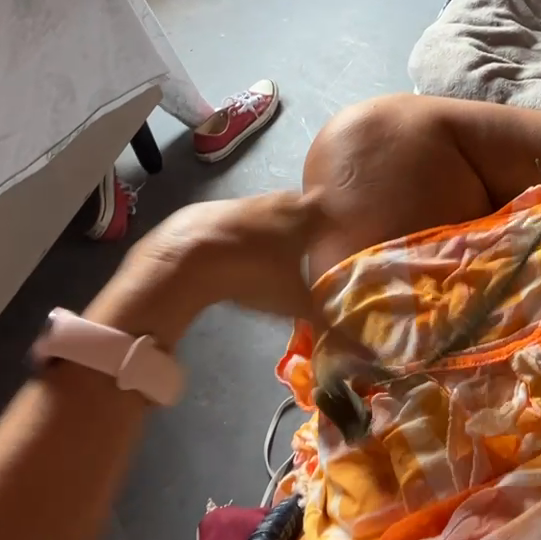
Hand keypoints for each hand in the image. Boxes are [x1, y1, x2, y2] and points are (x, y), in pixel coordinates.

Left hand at [85, 195, 320, 341]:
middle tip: (311, 255)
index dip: (339, 233)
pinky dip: (251, 234)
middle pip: (308, 211)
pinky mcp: (224, 207)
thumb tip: (350, 340)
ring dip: (280, 230)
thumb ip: (323, 318)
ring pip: (277, 213)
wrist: (190, 253)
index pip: (336, 216)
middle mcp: (286, 199)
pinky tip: (244, 255)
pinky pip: (249, 219)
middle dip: (311, 231)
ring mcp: (253, 200)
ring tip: (277, 257)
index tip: (339, 248)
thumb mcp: (293, 302)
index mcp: (310, 215)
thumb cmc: (254, 272)